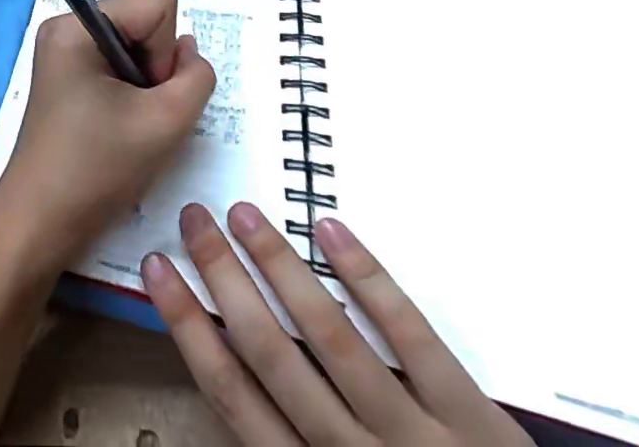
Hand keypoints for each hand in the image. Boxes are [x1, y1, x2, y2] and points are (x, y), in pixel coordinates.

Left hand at [0, 0, 216, 271]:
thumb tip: (187, 50)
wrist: (42, 217)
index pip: (157, 2)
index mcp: (76, 25)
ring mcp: (62, 50)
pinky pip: (116, 62)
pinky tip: (118, 124)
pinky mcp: (66, 74)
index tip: (147, 93)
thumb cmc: (98, 167)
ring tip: (127, 123)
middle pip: (143, 20)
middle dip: (155, 66)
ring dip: (145, 82)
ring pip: (134, 44)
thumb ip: (196, 75)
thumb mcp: (166, 120)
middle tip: (138, 113)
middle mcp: (64, 26)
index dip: (166, 50)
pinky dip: (130, 90)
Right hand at [144, 203, 530, 446]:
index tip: (158, 268)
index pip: (230, 392)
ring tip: (244, 215)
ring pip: (331, 338)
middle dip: (224, 278)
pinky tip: (331, 231)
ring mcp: (418, 442)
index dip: (188, 325)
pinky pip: (415, 341)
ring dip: (280, 267)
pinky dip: (370, 282)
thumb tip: (225, 379)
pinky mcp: (480, 427)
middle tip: (194, 219)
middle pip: (270, 353)